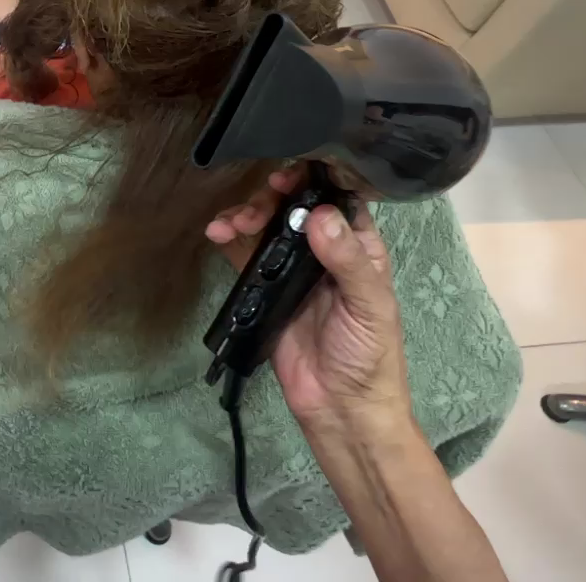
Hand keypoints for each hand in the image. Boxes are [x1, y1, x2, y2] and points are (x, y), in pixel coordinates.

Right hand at [206, 171, 410, 429]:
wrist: (340, 411)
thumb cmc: (370, 356)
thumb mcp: (370, 306)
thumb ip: (347, 260)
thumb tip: (317, 214)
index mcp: (358, 248)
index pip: (337, 199)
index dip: (313, 180)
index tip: (288, 175)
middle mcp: (323, 251)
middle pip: (293, 207)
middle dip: (270, 199)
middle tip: (256, 210)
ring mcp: (290, 268)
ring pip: (265, 225)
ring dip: (245, 214)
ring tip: (230, 224)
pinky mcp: (263, 286)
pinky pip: (242, 252)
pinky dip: (227, 237)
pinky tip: (216, 233)